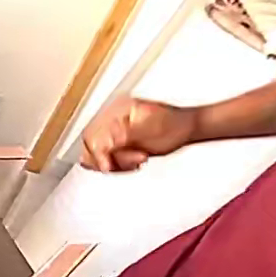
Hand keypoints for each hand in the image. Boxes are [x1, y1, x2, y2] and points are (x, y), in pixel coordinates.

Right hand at [81, 97, 201, 172]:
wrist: (185, 128)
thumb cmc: (175, 125)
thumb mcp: (150, 129)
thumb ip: (125, 136)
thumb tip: (104, 145)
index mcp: (118, 109)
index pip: (93, 135)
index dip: (98, 154)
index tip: (107, 166)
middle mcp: (111, 118)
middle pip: (90, 146)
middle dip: (108, 159)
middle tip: (129, 163)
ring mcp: (111, 130)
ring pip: (94, 155)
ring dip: (115, 163)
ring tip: (136, 160)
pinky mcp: (114, 141)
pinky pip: (102, 158)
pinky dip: (115, 165)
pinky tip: (130, 162)